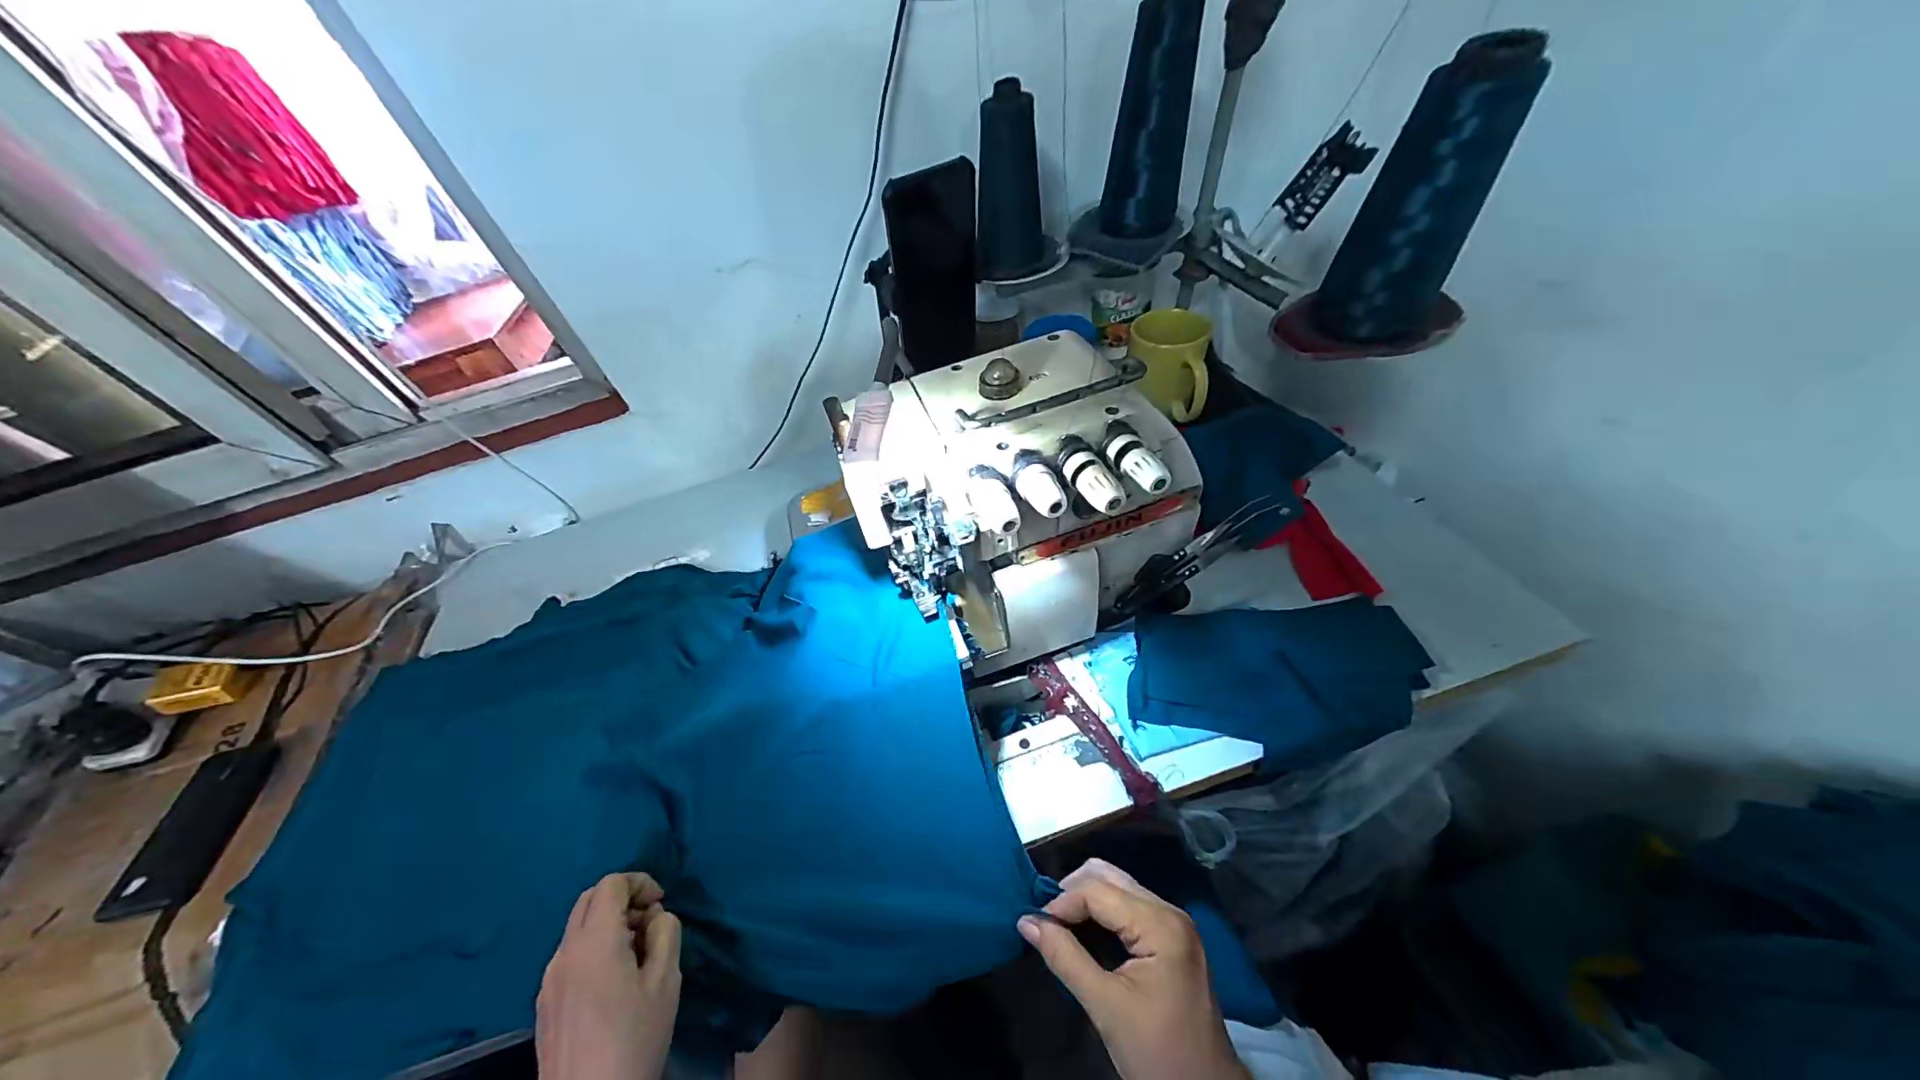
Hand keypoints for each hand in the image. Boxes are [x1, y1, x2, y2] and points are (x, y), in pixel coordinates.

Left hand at [537, 873, 682, 1079]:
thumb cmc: (633, 1039)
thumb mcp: (666, 981)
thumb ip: (665, 934)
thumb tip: (655, 917)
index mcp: (593, 941)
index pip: (611, 884)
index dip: (640, 882)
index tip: (661, 904)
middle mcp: (564, 953)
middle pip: (589, 900)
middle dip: (622, 899)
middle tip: (650, 923)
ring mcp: (549, 981)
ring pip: (577, 928)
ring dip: (608, 924)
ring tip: (637, 955)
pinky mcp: (544, 1005)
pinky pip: (570, 957)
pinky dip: (594, 949)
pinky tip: (614, 983)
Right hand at [1018, 859, 1248, 1079]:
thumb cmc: (1157, 1051)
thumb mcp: (1105, 1006)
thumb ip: (1064, 957)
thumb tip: (1026, 921)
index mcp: (1160, 924)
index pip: (1098, 890)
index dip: (1061, 902)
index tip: (1034, 925)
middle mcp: (1169, 911)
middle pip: (1109, 877)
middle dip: (1072, 893)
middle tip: (1046, 923)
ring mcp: (1174, 922)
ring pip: (1118, 886)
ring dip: (1085, 900)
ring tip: (1060, 927)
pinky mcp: (1172, 936)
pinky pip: (1129, 904)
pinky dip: (1102, 912)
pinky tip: (1084, 932)